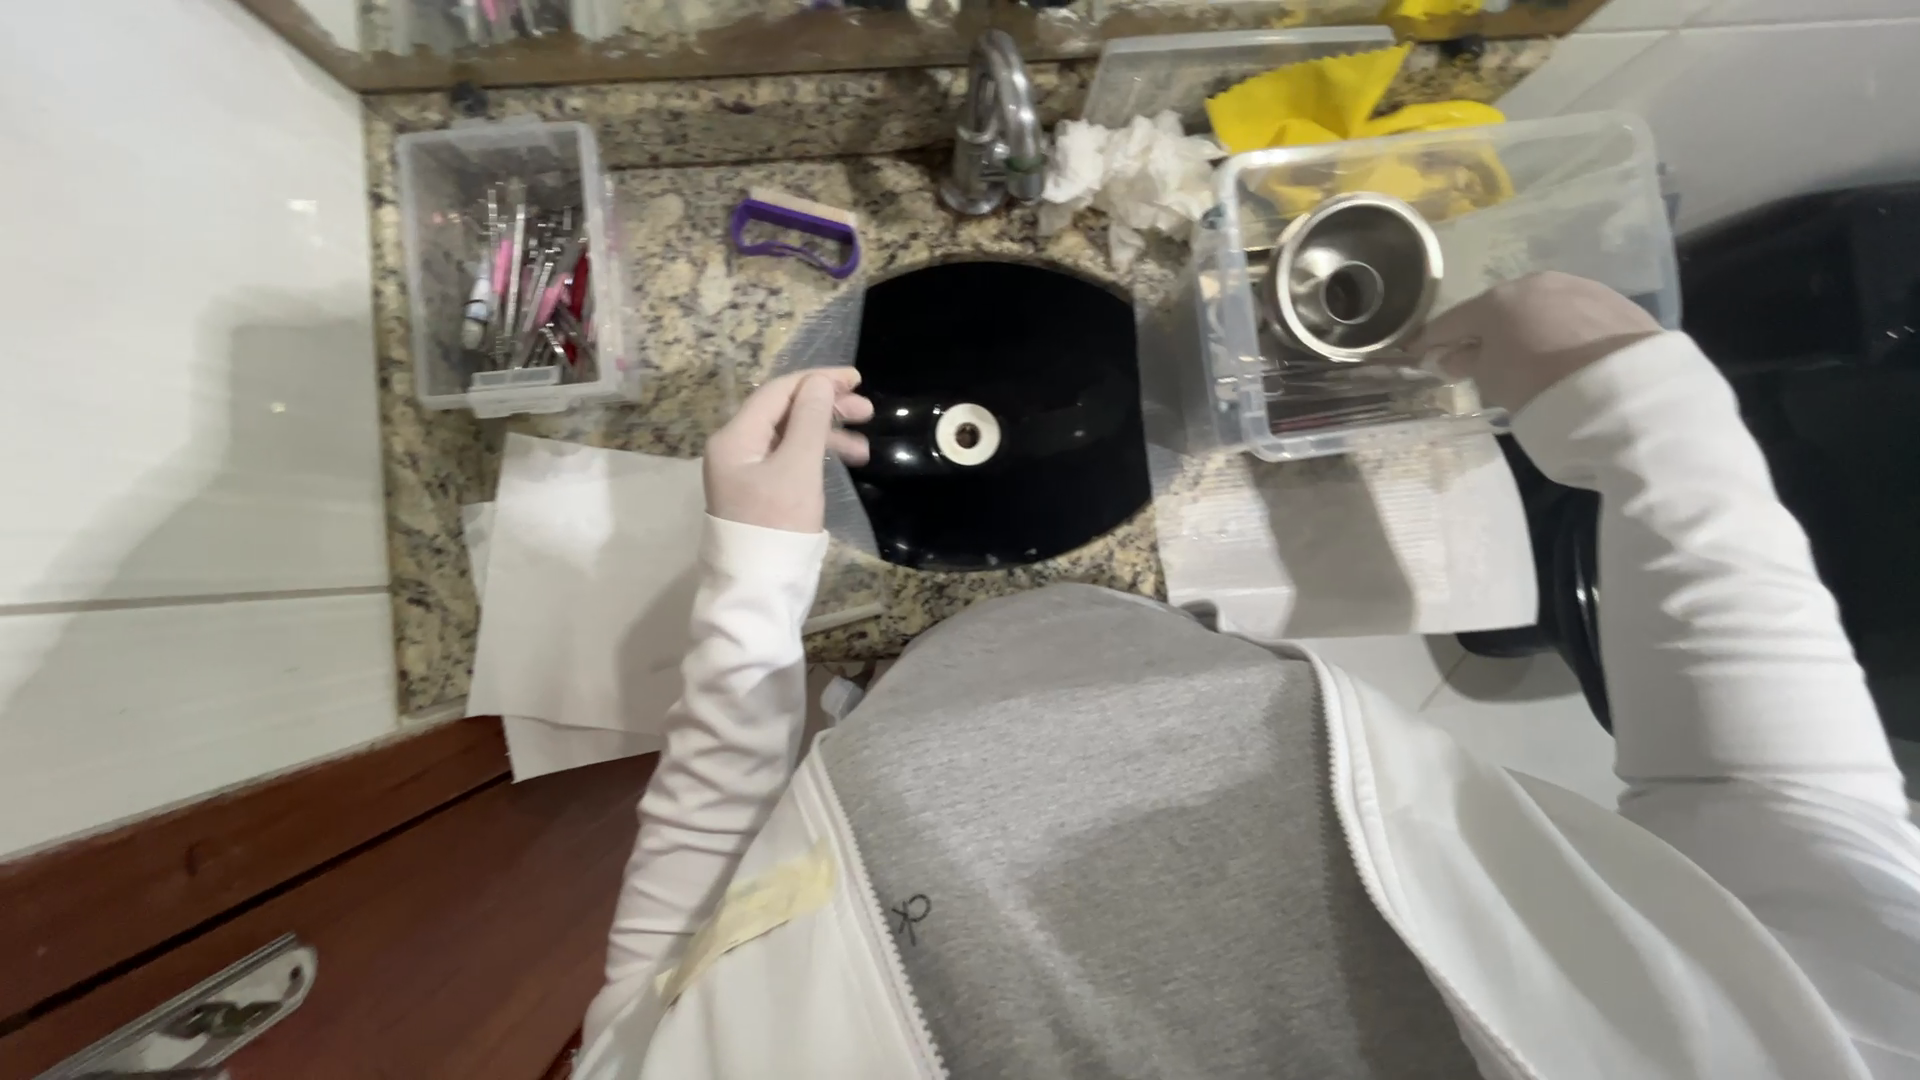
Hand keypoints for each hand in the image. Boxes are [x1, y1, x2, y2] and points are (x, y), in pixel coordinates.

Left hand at [703, 368, 873, 533]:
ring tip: (864, 448)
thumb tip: (820, 383)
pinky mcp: (760, 491)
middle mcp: (736, 448)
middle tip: (867, 411)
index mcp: (735, 437)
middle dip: (826, 407)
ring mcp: (747, 471)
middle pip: (784, 412)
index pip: (777, 392)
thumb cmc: (779, 524)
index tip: (856, 380)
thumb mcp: (799, 468)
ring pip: (791, 437)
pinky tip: (843, 462)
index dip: (817, 380)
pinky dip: (817, 456)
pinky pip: (790, 459)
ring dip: (827, 434)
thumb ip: (811, 420)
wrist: (760, 586)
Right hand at [1410, 271, 1662, 412]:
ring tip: (1520, 353)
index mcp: (1495, 300)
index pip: (1450, 321)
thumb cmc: (1533, 378)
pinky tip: (1558, 350)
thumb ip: (1464, 361)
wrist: (1620, 384)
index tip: (1416, 352)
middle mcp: (1535, 283)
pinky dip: (1556, 329)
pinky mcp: (1613, 301)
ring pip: (1537, 307)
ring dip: (1523, 327)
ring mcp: (1578, 287)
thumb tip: (1451, 356)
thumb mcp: (1487, 377)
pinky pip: (1570, 314)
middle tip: (1472, 354)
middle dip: (1482, 330)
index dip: (1430, 340)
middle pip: (1497, 309)